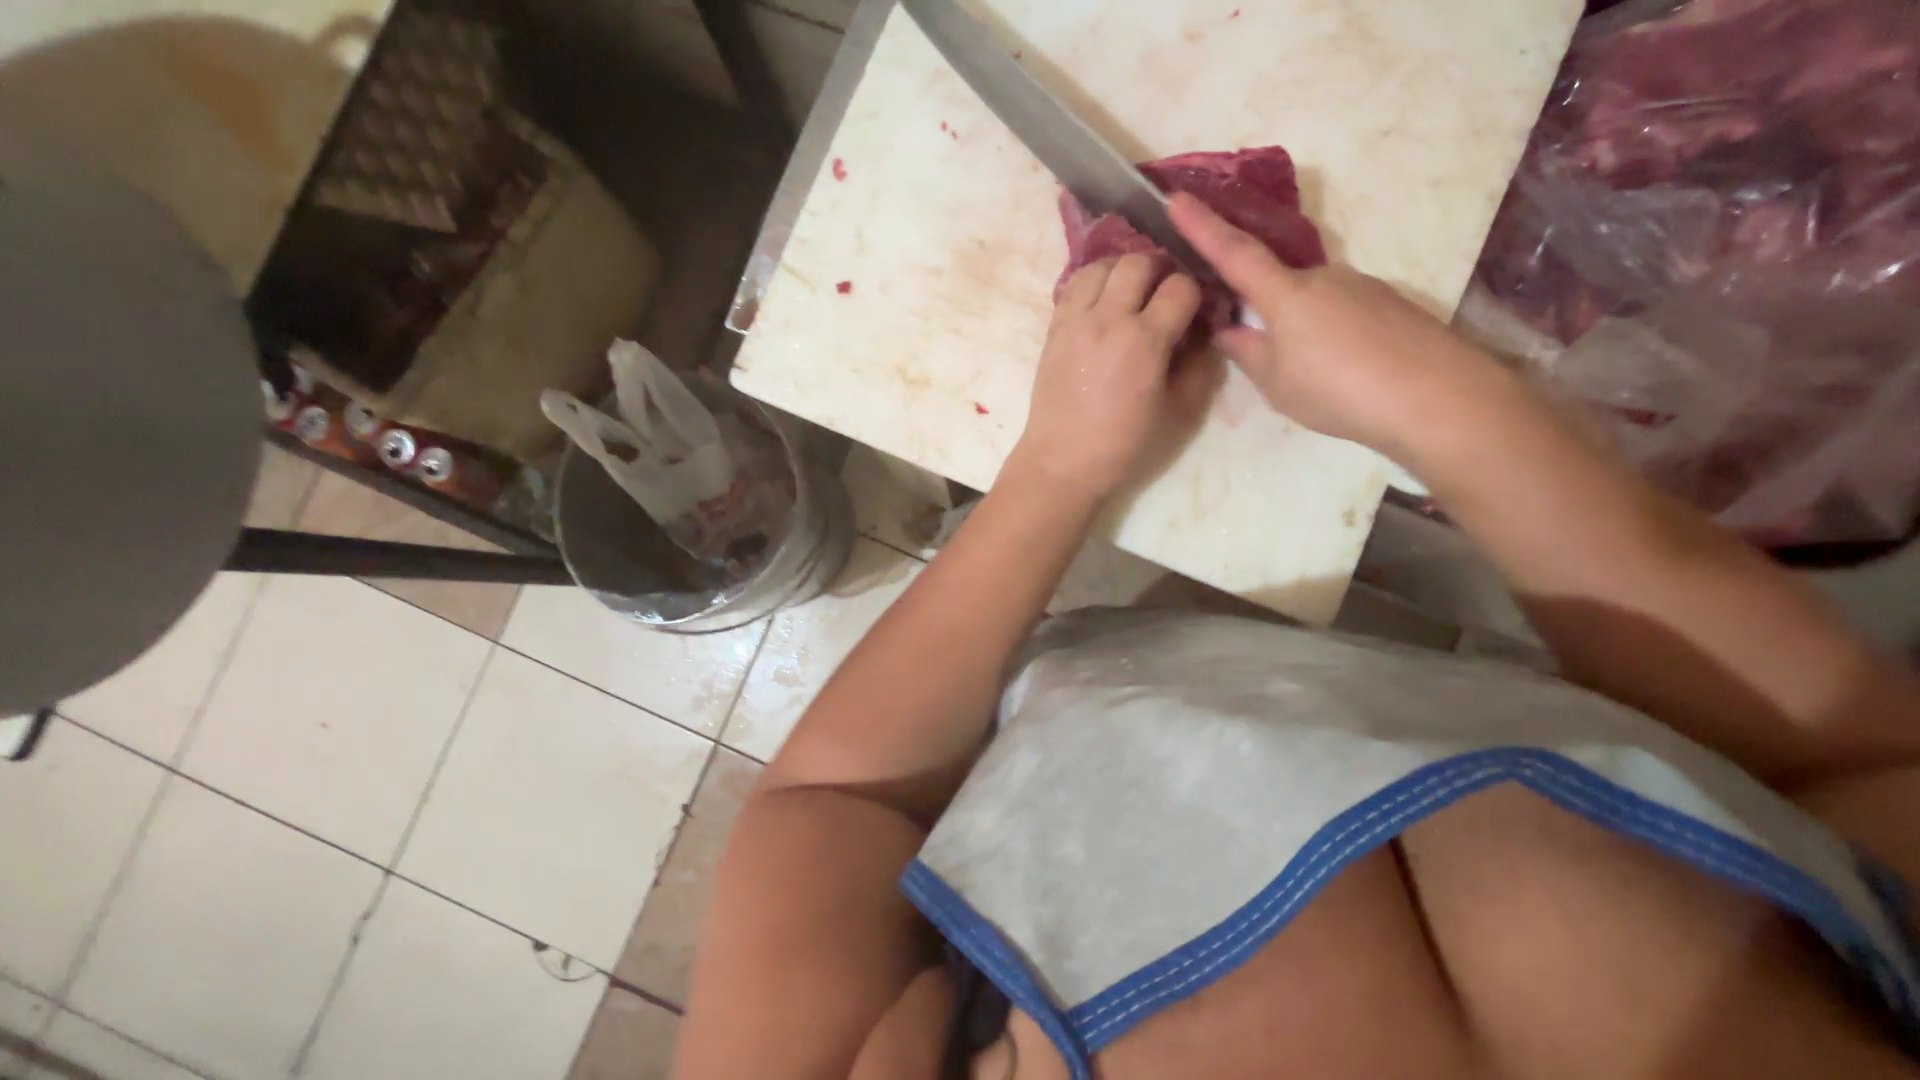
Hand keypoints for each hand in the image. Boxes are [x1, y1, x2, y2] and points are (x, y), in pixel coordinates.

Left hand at [1008, 253, 1218, 501]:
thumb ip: (1199, 365)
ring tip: (1131, 292)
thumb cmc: (1124, 444)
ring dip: (1122, 270)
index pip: (1180, 287)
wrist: (1063, 461)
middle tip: (1164, 292)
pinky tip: (1102, 302)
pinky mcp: (1053, 328)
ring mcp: (1075, 320)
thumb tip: (1203, 333)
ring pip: (1101, 265)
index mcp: (1145, 340)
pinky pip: (1073, 285)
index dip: (1194, 293)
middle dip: (1160, 270)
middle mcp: (1108, 319)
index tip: (1194, 310)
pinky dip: (1092, 283)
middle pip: (1139, 262)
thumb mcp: (1180, 411)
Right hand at [1168, 192, 1506, 455]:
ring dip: (1304, 332)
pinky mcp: (1391, 305)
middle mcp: (1323, 277)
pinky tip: (1346, 374)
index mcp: (1286, 294)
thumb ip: (1248, 353)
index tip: (1176, 198)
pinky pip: (1345, 314)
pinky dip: (1335, 338)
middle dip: (1266, 314)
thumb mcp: (1277, 384)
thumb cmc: (1340, 390)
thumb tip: (1229, 331)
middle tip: (1268, 360)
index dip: (1202, 228)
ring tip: (1315, 380)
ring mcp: (1362, 287)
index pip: (1233, 253)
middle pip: (1279, 287)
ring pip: (1314, 304)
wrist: (1436, 396)